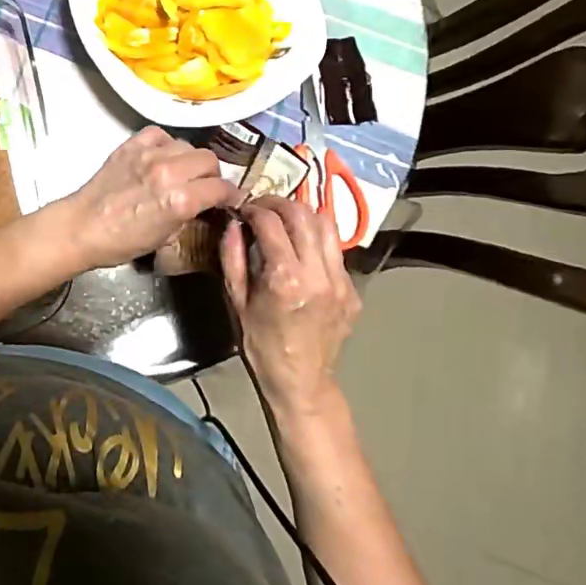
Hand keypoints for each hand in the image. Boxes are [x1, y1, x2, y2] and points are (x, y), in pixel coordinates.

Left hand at [61, 126, 237, 269]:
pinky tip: (161, 157)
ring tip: (181, 172)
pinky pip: (160, 134)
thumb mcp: (166, 237)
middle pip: (210, 160)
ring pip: (188, 145)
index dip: (229, 195)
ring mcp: (149, 154)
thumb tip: (203, 204)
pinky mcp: (131, 145)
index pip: (221, 187)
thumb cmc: (122, 242)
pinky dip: (166, 144)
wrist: (82, 227)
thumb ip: (190, 215)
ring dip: (190, 160)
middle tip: (204, 186)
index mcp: (180, 200)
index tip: (227, 199)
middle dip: (212, 175)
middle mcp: (169, 171)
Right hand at [221, 195, 360, 417]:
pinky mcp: (352, 289)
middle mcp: (318, 274)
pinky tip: (302, 248)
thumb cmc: (261, 344)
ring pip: (327, 224)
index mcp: (285, 278)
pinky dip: (317, 240)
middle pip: (303, 215)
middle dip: (279, 203)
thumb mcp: (237, 300)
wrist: (301, 382)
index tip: (244, 210)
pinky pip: (335, 250)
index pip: (271, 222)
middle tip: (263, 206)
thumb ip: (233, 256)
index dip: (254, 209)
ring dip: (303, 214)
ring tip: (285, 219)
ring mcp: (340, 281)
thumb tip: (233, 222)